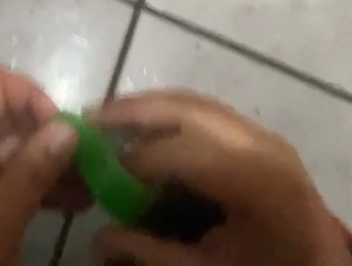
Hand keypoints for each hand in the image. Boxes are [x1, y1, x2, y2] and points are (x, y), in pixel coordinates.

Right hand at [89, 90, 351, 265]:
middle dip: (131, 111)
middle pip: (183, 109)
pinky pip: (205, 109)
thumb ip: (153, 252)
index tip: (93, 164)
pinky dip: (169, 111)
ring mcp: (262, 132)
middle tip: (89, 119)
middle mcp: (259, 142)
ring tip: (108, 116)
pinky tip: (145, 126)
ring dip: (147, 106)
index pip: (180, 151)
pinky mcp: (260, 133)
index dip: (133, 157)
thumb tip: (96, 240)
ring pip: (191, 101)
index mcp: (254, 178)